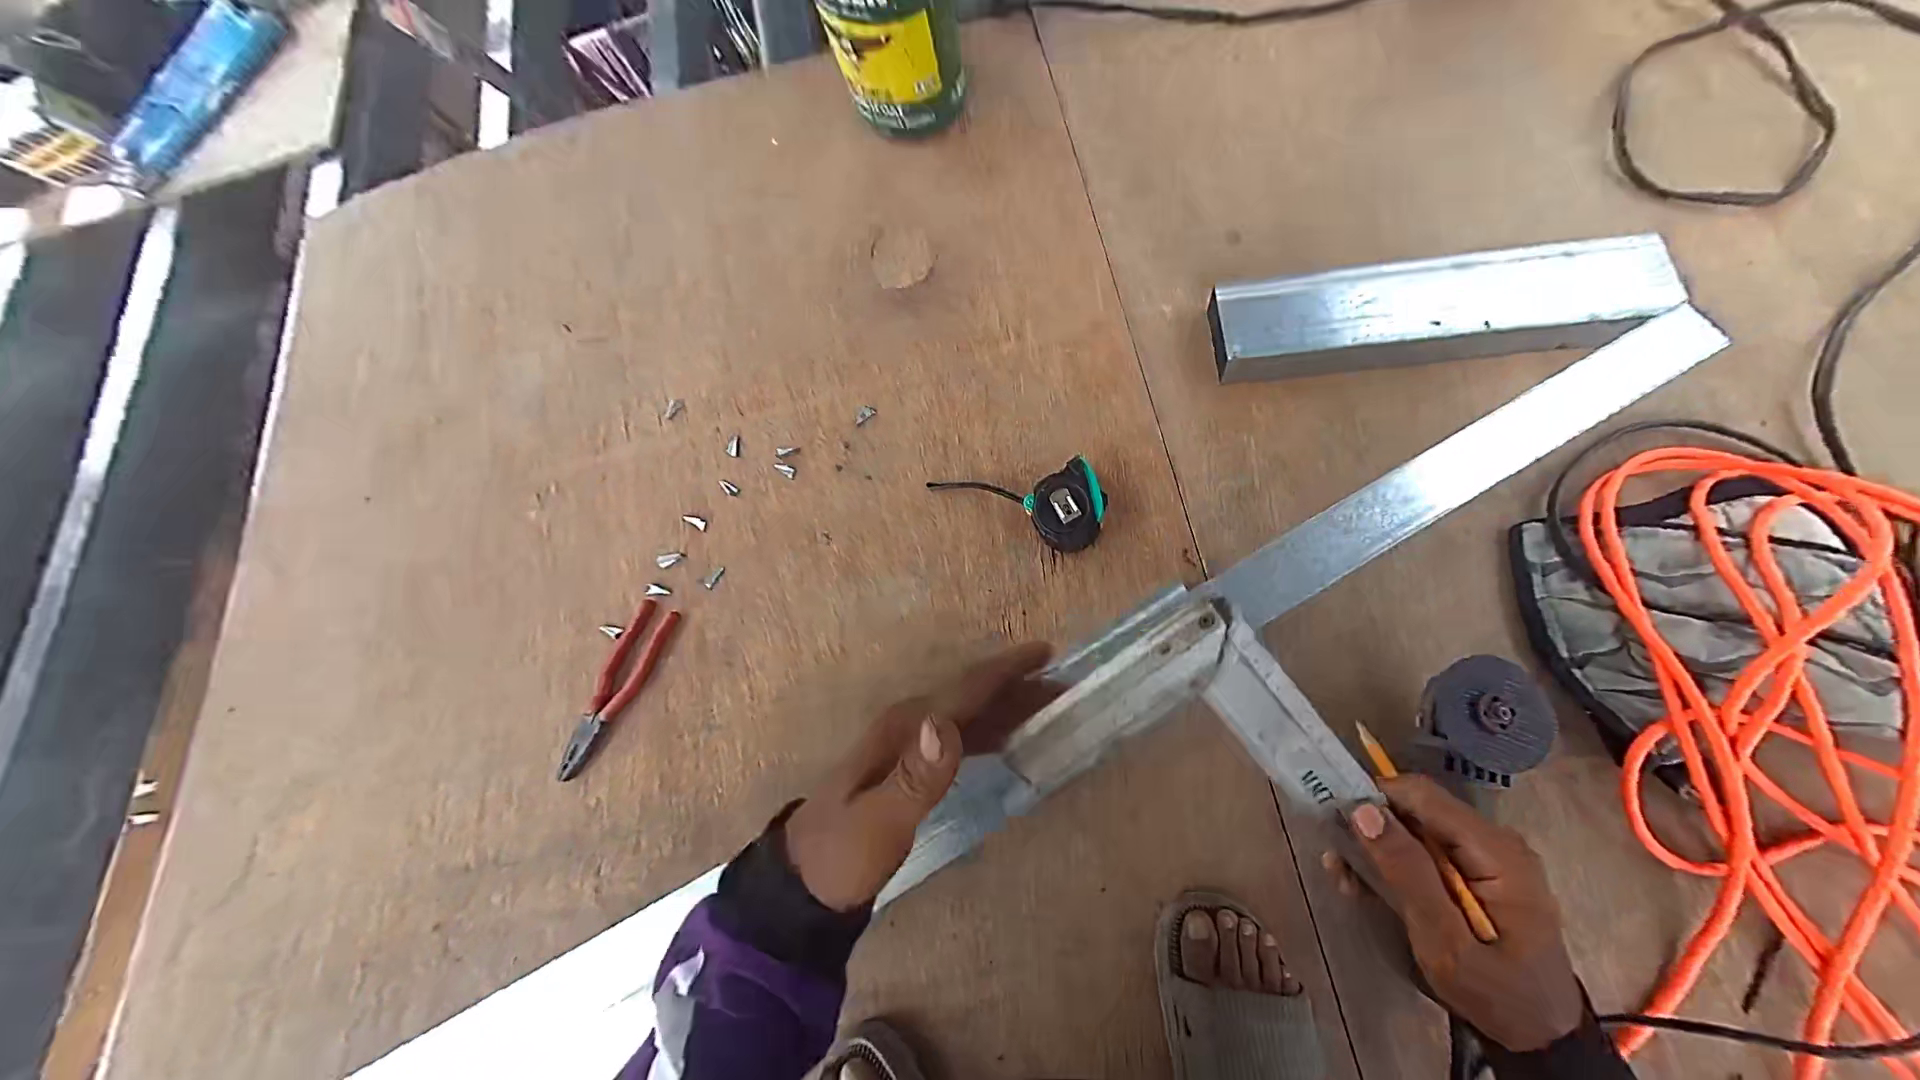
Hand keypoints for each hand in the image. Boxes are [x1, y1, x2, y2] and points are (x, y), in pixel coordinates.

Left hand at [784, 642, 1056, 910]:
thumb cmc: (843, 854)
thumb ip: (915, 778)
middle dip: (1016, 687)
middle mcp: (907, 727)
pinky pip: (961, 736)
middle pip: (970, 696)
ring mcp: (907, 746)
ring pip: (968, 714)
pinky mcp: (910, 768)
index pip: (963, 691)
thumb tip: (945, 724)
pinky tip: (1008, 741)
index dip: (1004, 671)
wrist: (804, 884)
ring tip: (1048, 708)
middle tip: (1063, 687)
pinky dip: (990, 731)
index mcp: (903, 729)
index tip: (1045, 653)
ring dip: (1007, 707)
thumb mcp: (878, 823)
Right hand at [1325, 774, 1584, 1052]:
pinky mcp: (1473, 870)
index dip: (1374, 798)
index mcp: (1496, 852)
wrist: (1539, 1038)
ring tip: (1345, 876)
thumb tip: (1362, 811)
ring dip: (1376, 846)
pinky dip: (1391, 860)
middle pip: (1416, 807)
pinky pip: (1422, 847)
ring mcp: (1484, 855)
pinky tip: (1366, 884)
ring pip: (1413, 825)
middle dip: (1371, 825)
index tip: (1338, 821)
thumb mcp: (1445, 942)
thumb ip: (1407, 874)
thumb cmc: (1496, 994)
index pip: (1421, 794)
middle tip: (1338, 856)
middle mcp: (1493, 840)